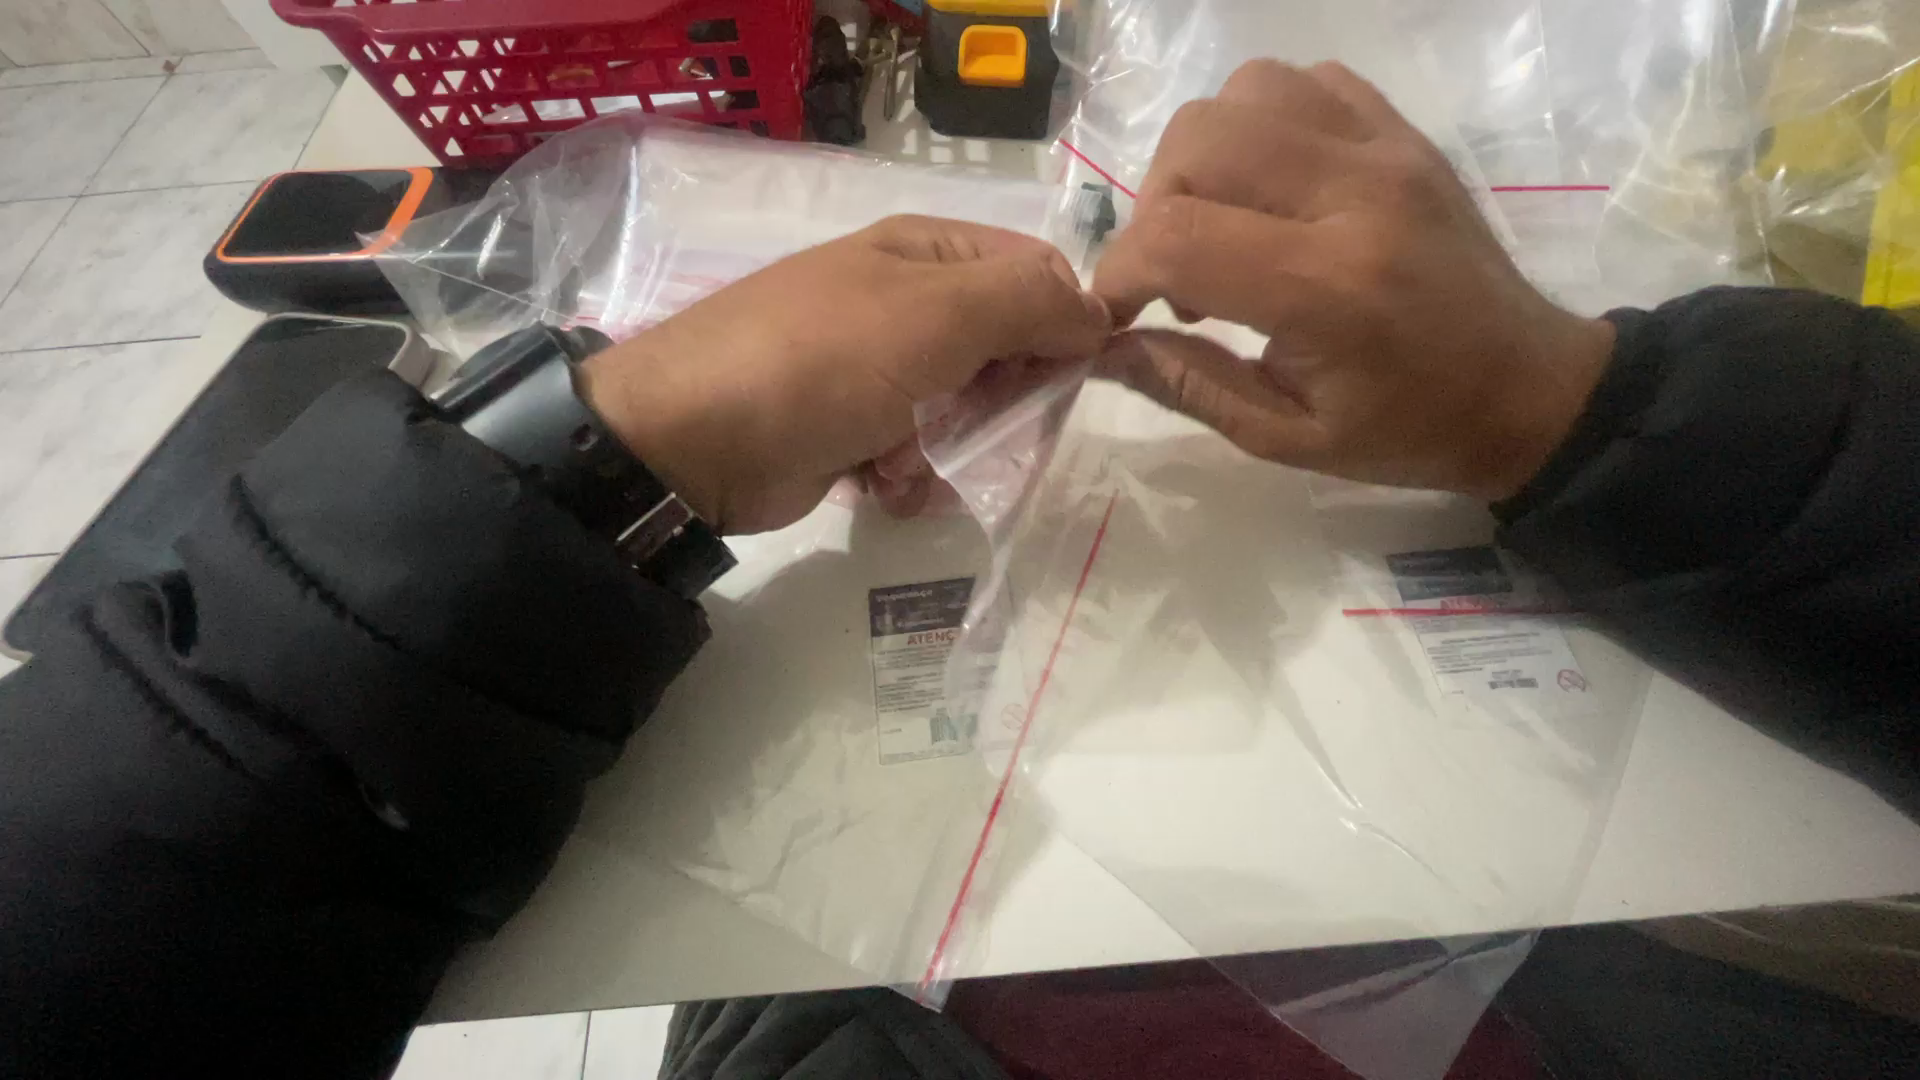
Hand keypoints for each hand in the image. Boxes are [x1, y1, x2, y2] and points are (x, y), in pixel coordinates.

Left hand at [578, 216, 1111, 532]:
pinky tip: (883, 483)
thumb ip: (1028, 304)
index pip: (1033, 277)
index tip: (1056, 379)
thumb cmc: (825, 363)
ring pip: (964, 415)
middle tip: (983, 429)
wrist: (697, 441)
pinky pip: (918, 456)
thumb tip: (1096, 313)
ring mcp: (877, 372)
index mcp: (927, 255)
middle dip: (999, 403)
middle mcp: (905, 306)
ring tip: (909, 460)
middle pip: (1002, 352)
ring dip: (952, 449)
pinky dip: (910, 477)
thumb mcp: (937, 317)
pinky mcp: (855, 431)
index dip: (1059, 327)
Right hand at [1092, 60, 1615, 500]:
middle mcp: (1356, 196)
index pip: (1176, 238)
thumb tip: (1102, 347)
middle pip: (1198, 142)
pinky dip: (1255, 129)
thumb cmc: (1399, 429)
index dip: (1119, 274)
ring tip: (1216, 229)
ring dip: (1199, 162)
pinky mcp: (1404, 131)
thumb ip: (1184, 383)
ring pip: (1243, 94)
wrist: (1522, 389)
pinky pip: (1301, 84)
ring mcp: (1388, 149)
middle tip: (1172, 276)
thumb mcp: (1280, 435)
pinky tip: (1264, 195)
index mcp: (1327, 290)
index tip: (1117, 315)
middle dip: (1151, 212)